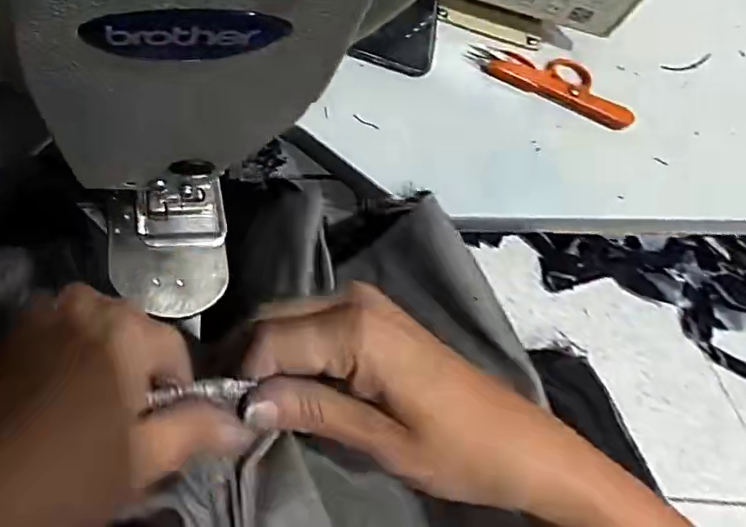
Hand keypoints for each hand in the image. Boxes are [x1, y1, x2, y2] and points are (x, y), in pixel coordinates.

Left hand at [0, 283, 253, 526]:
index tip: (165, 428)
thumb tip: (239, 421)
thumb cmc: (64, 475)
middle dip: (138, 372)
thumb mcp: (136, 461)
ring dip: (103, 362)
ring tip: (89, 413)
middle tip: (124, 425)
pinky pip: (61, 332)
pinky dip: (70, 357)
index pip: (176, 349)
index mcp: (124, 324)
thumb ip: (192, 431)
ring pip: (96, 330)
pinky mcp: (14, 326)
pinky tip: (56, 400)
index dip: (179, 391)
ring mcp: (45, 309)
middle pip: (134, 332)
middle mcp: (87, 300)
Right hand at [241, 281, 686, 526]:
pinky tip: (282, 380)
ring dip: (265, 352)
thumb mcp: (383, 441)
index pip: (273, 339)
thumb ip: (313, 411)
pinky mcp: (367, 310)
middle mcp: (351, 297)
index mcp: (355, 326)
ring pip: (287, 316)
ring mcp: (360, 299)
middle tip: (228, 404)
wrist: (519, 441)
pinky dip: (289, 347)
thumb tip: (247, 403)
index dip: (244, 374)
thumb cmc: (458, 448)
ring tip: (249, 397)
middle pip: (274, 318)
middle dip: (247, 357)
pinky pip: (310, 320)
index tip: (225, 413)